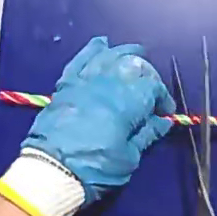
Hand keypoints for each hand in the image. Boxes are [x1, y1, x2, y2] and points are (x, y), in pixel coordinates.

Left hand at [24, 37, 174, 201]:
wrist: (51, 171)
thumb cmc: (95, 168)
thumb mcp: (128, 158)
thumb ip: (146, 135)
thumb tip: (163, 122)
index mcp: (128, 101)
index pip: (153, 87)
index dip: (163, 98)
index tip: (165, 113)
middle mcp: (108, 83)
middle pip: (134, 65)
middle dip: (148, 74)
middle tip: (151, 90)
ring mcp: (84, 81)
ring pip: (109, 56)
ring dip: (125, 53)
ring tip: (135, 54)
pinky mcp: (65, 85)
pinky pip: (81, 60)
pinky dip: (92, 50)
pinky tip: (101, 44)